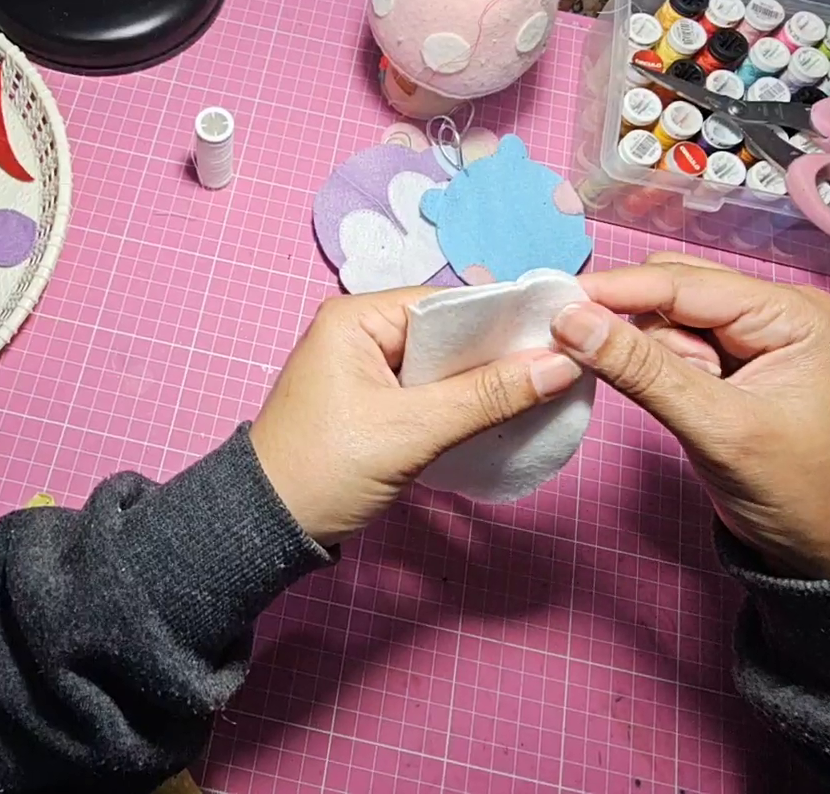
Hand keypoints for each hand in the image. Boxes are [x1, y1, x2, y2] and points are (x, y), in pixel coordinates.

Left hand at [250, 288, 582, 545]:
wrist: (272, 524)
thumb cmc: (326, 468)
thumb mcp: (410, 430)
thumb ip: (485, 396)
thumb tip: (557, 365)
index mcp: (356, 318)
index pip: (443, 304)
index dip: (499, 320)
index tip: (555, 336)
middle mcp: (360, 331)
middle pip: (445, 332)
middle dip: (494, 353)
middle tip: (557, 367)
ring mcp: (366, 365)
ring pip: (441, 363)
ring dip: (481, 380)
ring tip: (540, 389)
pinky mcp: (373, 398)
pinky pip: (428, 388)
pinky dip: (460, 400)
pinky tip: (499, 412)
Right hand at [550, 253, 829, 578]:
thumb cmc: (800, 492)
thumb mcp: (717, 429)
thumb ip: (641, 370)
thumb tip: (569, 320)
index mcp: (789, 312)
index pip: (682, 283)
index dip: (614, 290)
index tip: (552, 303)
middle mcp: (768, 309)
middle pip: (668, 288)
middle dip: (634, 326)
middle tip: (614, 368)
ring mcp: (747, 334)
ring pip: (660, 315)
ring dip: (645, 351)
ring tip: (674, 401)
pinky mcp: (726, 360)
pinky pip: (666, 342)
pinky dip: (649, 363)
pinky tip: (665, 394)